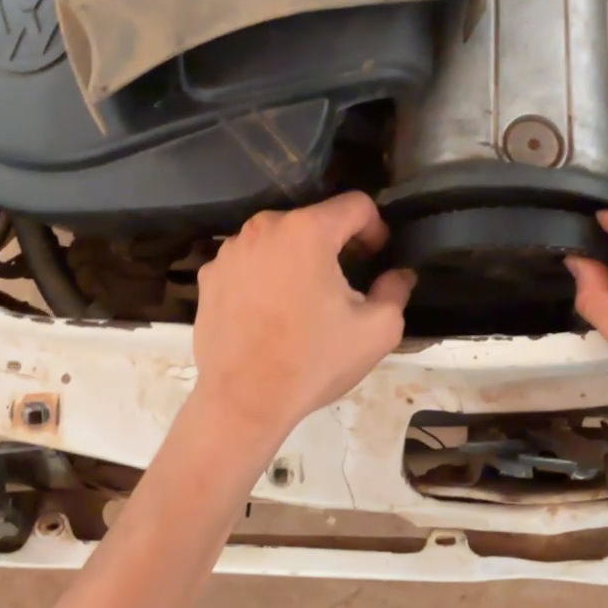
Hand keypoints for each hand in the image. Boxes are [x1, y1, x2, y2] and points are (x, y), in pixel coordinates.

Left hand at [191, 192, 416, 438]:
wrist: (243, 402)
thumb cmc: (314, 361)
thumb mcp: (377, 330)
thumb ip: (395, 290)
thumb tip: (398, 275)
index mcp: (308, 231)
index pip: (356, 205)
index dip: (375, 228)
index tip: (376, 258)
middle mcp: (264, 228)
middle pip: (313, 222)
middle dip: (334, 246)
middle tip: (343, 288)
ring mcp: (230, 251)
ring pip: (278, 242)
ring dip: (297, 261)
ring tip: (303, 304)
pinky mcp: (210, 276)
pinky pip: (249, 264)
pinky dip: (264, 278)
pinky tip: (269, 315)